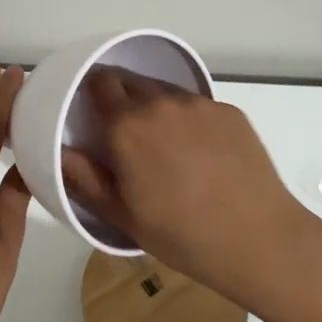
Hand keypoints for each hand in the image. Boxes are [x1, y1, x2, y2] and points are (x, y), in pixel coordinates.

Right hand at [62, 67, 313, 294]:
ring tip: (160, 141)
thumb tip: (62, 152)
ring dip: (153, 105)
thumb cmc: (182, 235)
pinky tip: (197, 151)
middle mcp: (160, 105)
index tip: (87, 107)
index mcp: (127, 127)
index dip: (89, 90)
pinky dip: (187, 119)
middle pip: (130, 81)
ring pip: (164, 92)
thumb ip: (86, 180)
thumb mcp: (123, 217)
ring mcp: (199, 105)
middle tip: (121, 128)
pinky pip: (196, 106)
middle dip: (119, 96)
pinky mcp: (230, 112)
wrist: (259, 239)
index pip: (98, 83)